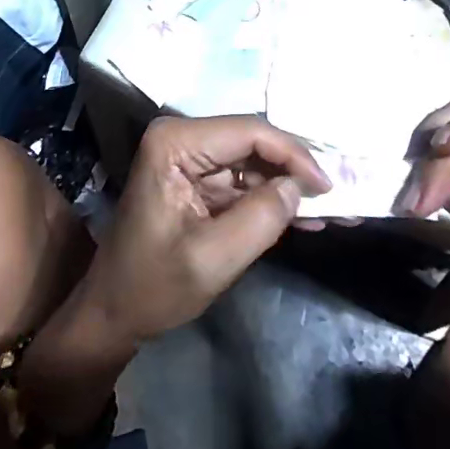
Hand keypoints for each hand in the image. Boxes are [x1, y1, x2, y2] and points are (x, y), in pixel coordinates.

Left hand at [80, 115, 330, 342]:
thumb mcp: (211, 260)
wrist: (112, 315)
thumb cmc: (152, 287)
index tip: (327, 188)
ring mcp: (193, 157)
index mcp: (175, 143)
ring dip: (290, 186)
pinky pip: (247, 179)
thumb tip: (300, 187)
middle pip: (256, 142)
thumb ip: (260, 218)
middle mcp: (184, 138)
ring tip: (331, 209)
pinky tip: (306, 216)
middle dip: (297, 170)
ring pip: (257, 160)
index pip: (250, 132)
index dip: (294, 156)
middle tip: (337, 195)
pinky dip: (275, 198)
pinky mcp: (201, 178)